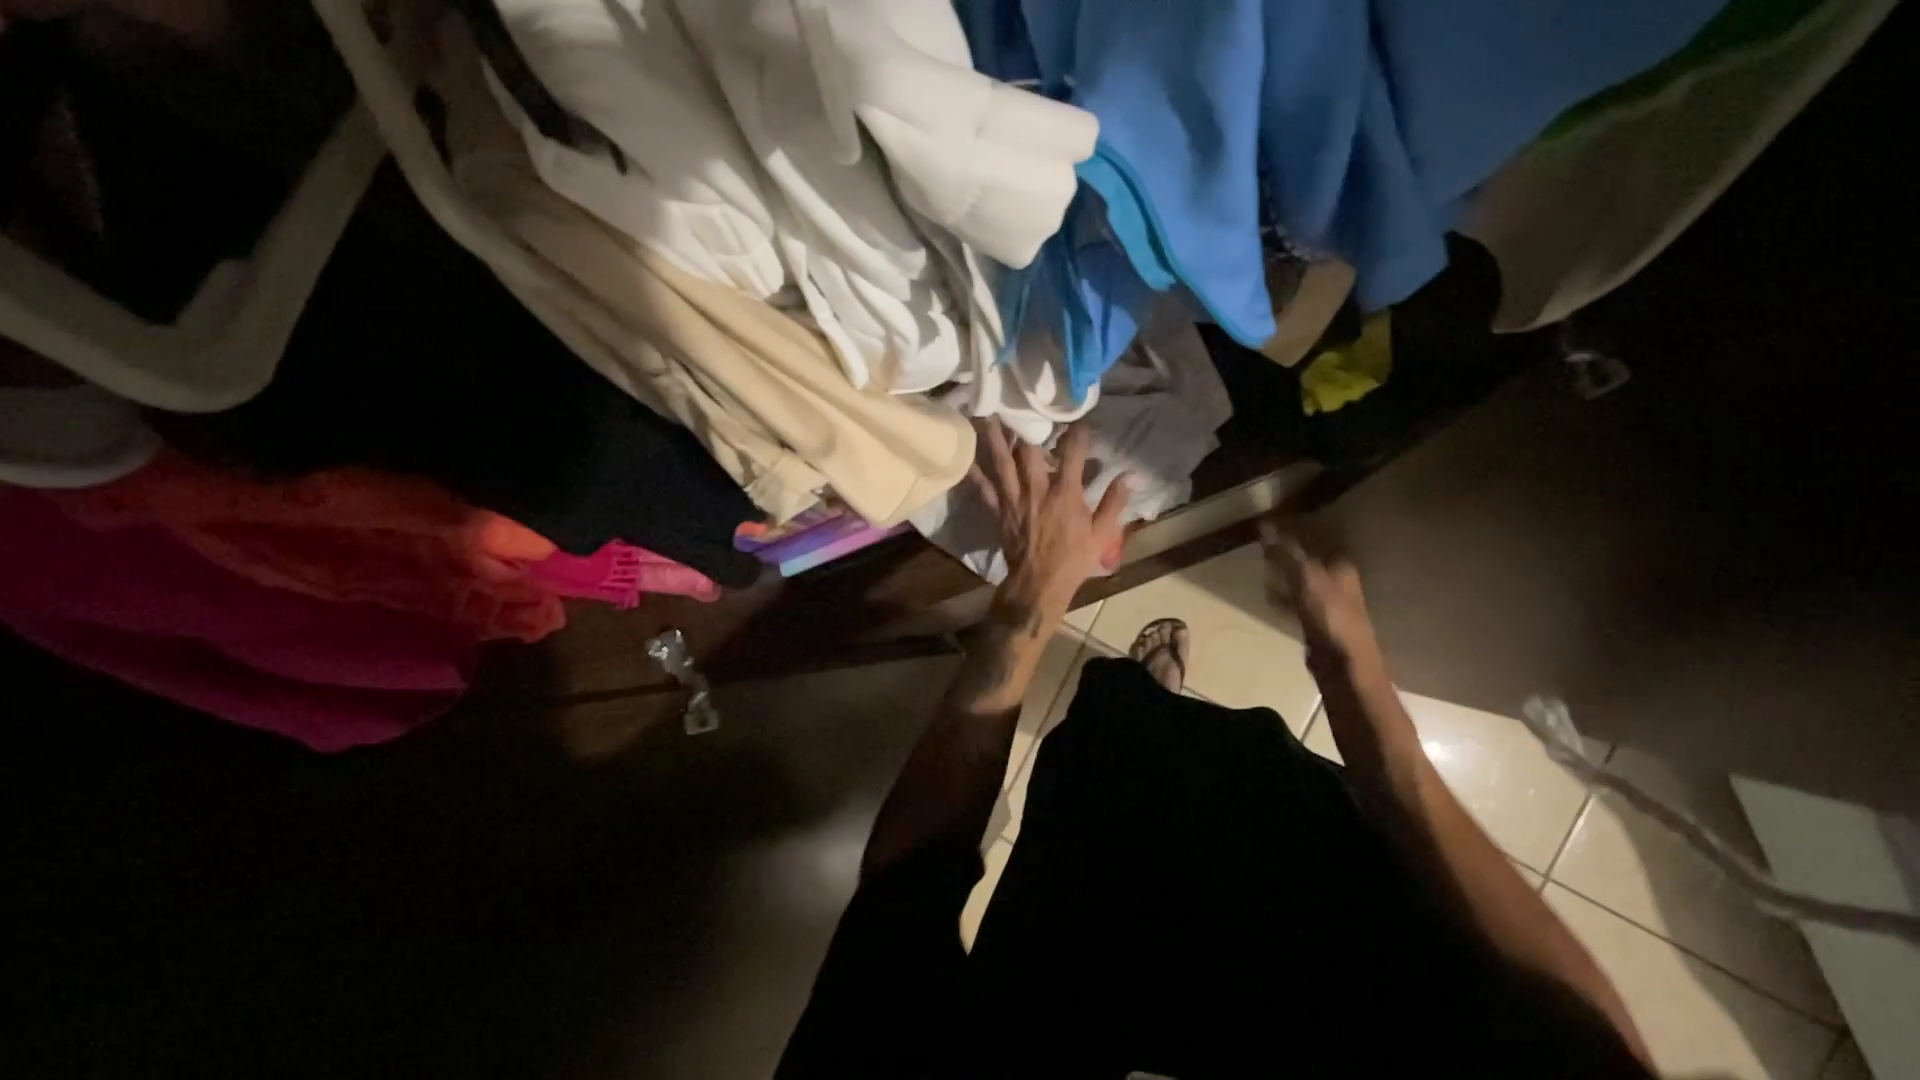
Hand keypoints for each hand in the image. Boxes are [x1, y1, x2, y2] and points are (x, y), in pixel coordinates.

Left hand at [973, 420, 1130, 621]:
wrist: (1039, 584)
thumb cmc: (1073, 560)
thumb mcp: (1102, 533)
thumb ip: (1115, 501)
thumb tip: (1132, 475)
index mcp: (1065, 493)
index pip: (1073, 454)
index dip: (1077, 433)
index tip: (1079, 419)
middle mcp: (1037, 489)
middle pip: (1030, 450)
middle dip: (1026, 425)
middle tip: (1021, 403)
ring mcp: (1014, 499)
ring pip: (1003, 462)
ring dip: (995, 437)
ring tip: (988, 413)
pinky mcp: (998, 511)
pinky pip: (983, 489)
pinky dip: (973, 473)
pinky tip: (964, 456)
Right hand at [1259, 522, 1385, 681]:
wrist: (1343, 665)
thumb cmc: (1329, 616)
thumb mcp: (1304, 579)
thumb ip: (1285, 553)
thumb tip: (1264, 524)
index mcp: (1341, 565)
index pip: (1318, 536)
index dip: (1296, 529)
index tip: (1271, 525)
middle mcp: (1339, 580)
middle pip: (1310, 557)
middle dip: (1288, 552)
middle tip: (1263, 547)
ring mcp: (1330, 602)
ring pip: (1303, 580)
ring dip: (1284, 575)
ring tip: (1263, 570)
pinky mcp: (1320, 622)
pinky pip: (1298, 601)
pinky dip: (1285, 597)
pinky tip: (1271, 599)